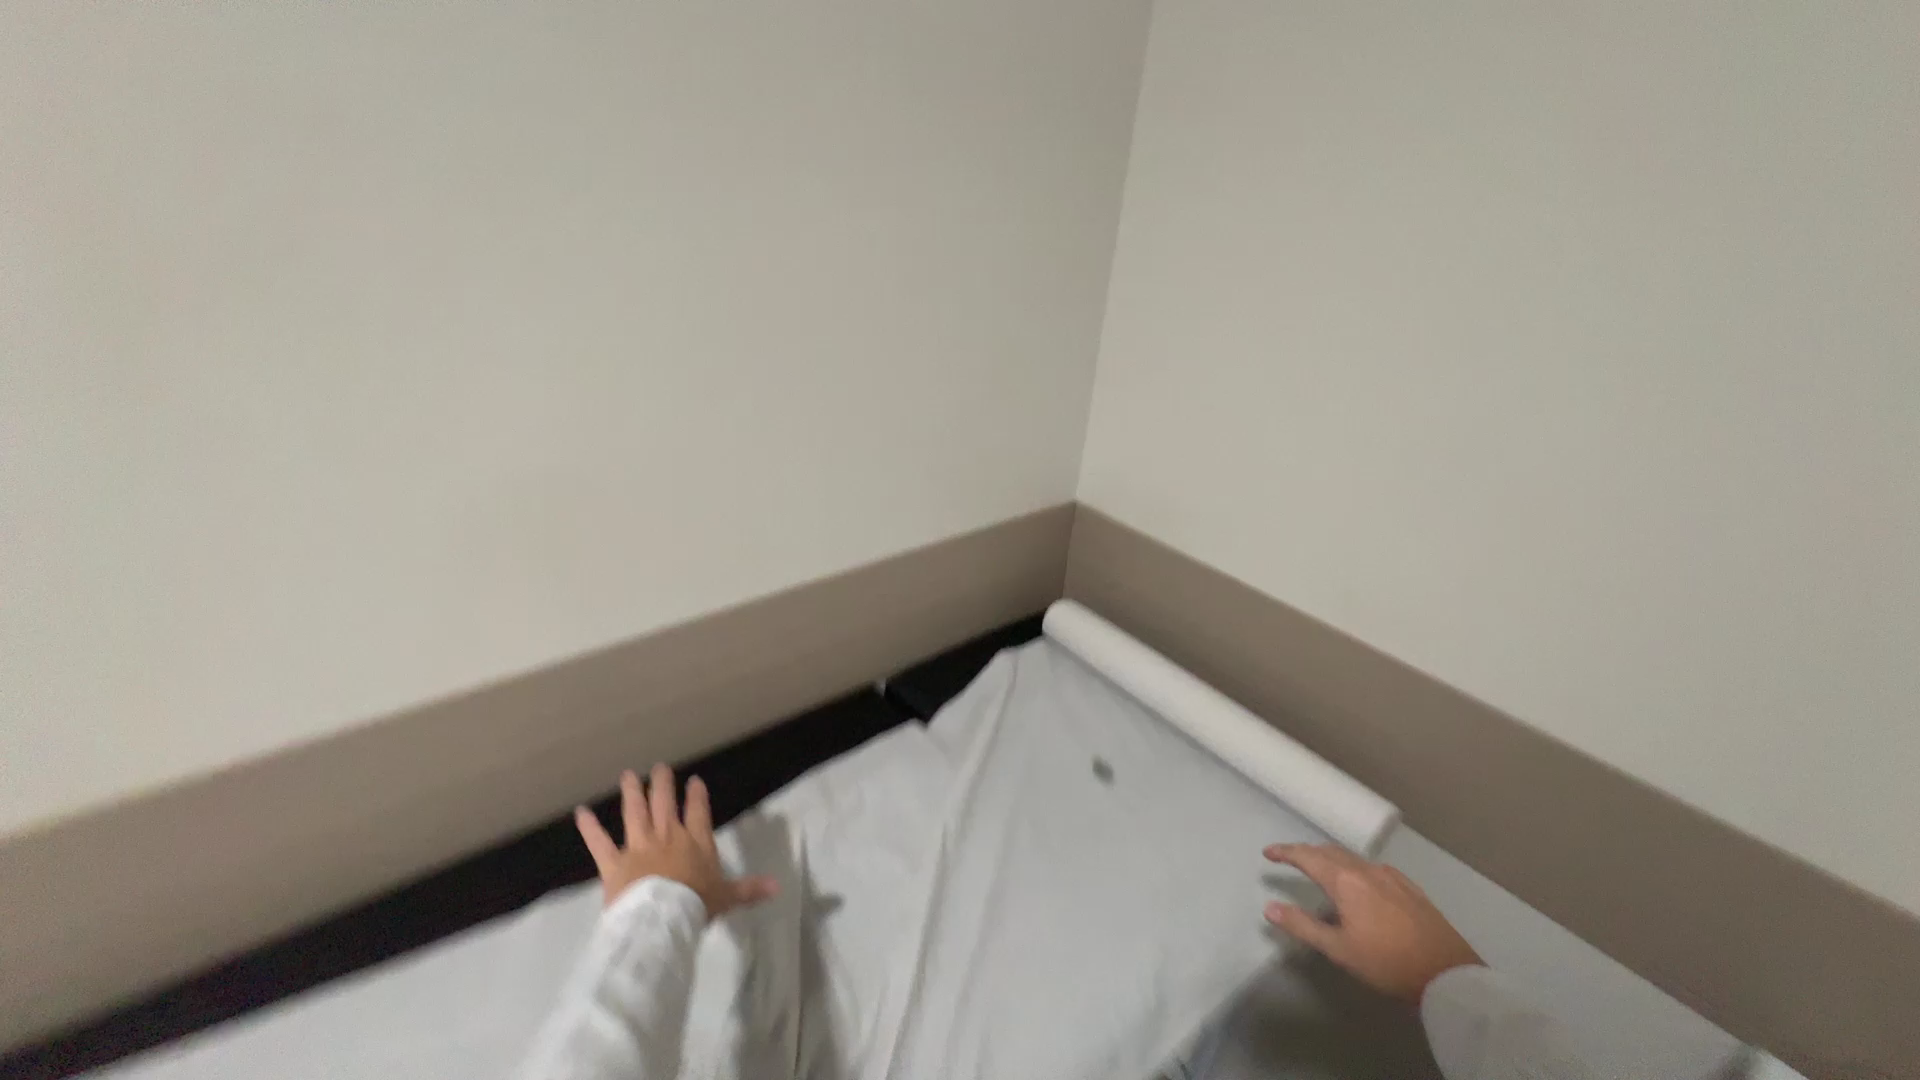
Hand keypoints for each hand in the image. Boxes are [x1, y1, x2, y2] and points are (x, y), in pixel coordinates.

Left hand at [575, 764, 779, 918]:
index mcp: (696, 842)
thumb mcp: (727, 897)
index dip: (696, 796)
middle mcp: (668, 836)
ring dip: (632, 793)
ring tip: (628, 776)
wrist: (660, 919)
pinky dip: (590, 828)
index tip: (694, 781)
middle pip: (665, 804)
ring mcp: (639, 846)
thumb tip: (779, 887)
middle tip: (660, 768)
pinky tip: (581, 813)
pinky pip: (599, 842)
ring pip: (635, 813)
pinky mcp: (614, 863)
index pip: (698, 812)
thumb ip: (750, 889)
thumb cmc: (695, 905)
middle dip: (663, 784)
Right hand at [1263, 843, 1481, 1003]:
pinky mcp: (1409, 887)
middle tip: (1291, 860)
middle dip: (1307, 853)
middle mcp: (1366, 870)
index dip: (1285, 852)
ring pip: (1352, 858)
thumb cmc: (1387, 962)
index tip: (1268, 852)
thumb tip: (1270, 907)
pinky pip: (1372, 868)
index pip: (1306, 856)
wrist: (1448, 973)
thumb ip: (1302, 926)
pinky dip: (1354, 869)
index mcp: (1345, 881)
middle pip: (1329, 852)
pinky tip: (1360, 888)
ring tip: (1322, 873)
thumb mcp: (1339, 950)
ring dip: (1330, 860)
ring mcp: (1391, 876)